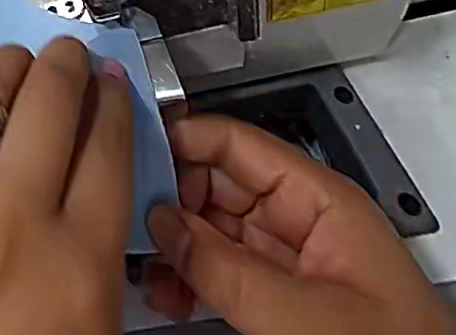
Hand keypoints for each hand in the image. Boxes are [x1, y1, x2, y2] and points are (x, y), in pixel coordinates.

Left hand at [0, 38, 134, 334]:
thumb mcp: (93, 319)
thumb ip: (103, 233)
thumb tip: (98, 149)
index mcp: (78, 260)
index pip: (108, 143)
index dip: (114, 100)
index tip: (112, 83)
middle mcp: (14, 212)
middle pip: (50, 97)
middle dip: (69, 62)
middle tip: (72, 58)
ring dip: (11, 63)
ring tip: (22, 65)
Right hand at [142, 115, 455, 334]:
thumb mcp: (302, 317)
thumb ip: (224, 265)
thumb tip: (163, 222)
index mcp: (322, 199)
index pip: (235, 141)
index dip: (182, 138)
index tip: (136, 149)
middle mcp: (303, 219)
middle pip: (217, 181)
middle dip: (171, 198)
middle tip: (134, 218)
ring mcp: (290, 260)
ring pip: (213, 227)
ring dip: (175, 243)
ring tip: (149, 266)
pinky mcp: (282, 298)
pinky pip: (222, 268)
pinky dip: (191, 275)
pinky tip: (170, 291)